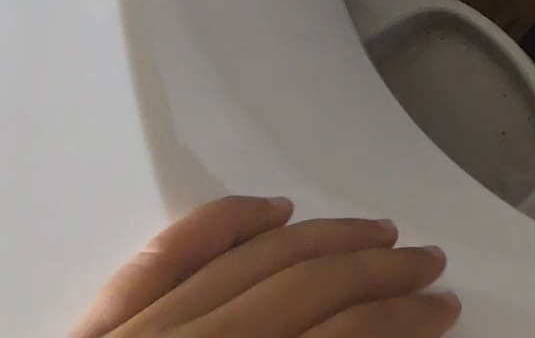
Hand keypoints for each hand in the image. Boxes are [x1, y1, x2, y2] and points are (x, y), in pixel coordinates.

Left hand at [72, 196, 461, 336]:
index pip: (342, 337)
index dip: (404, 321)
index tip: (443, 312)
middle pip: (310, 287)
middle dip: (385, 273)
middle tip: (429, 266)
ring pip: (255, 257)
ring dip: (330, 236)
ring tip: (379, 232)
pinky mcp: (92, 333)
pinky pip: (164, 256)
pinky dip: (223, 222)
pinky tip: (273, 210)